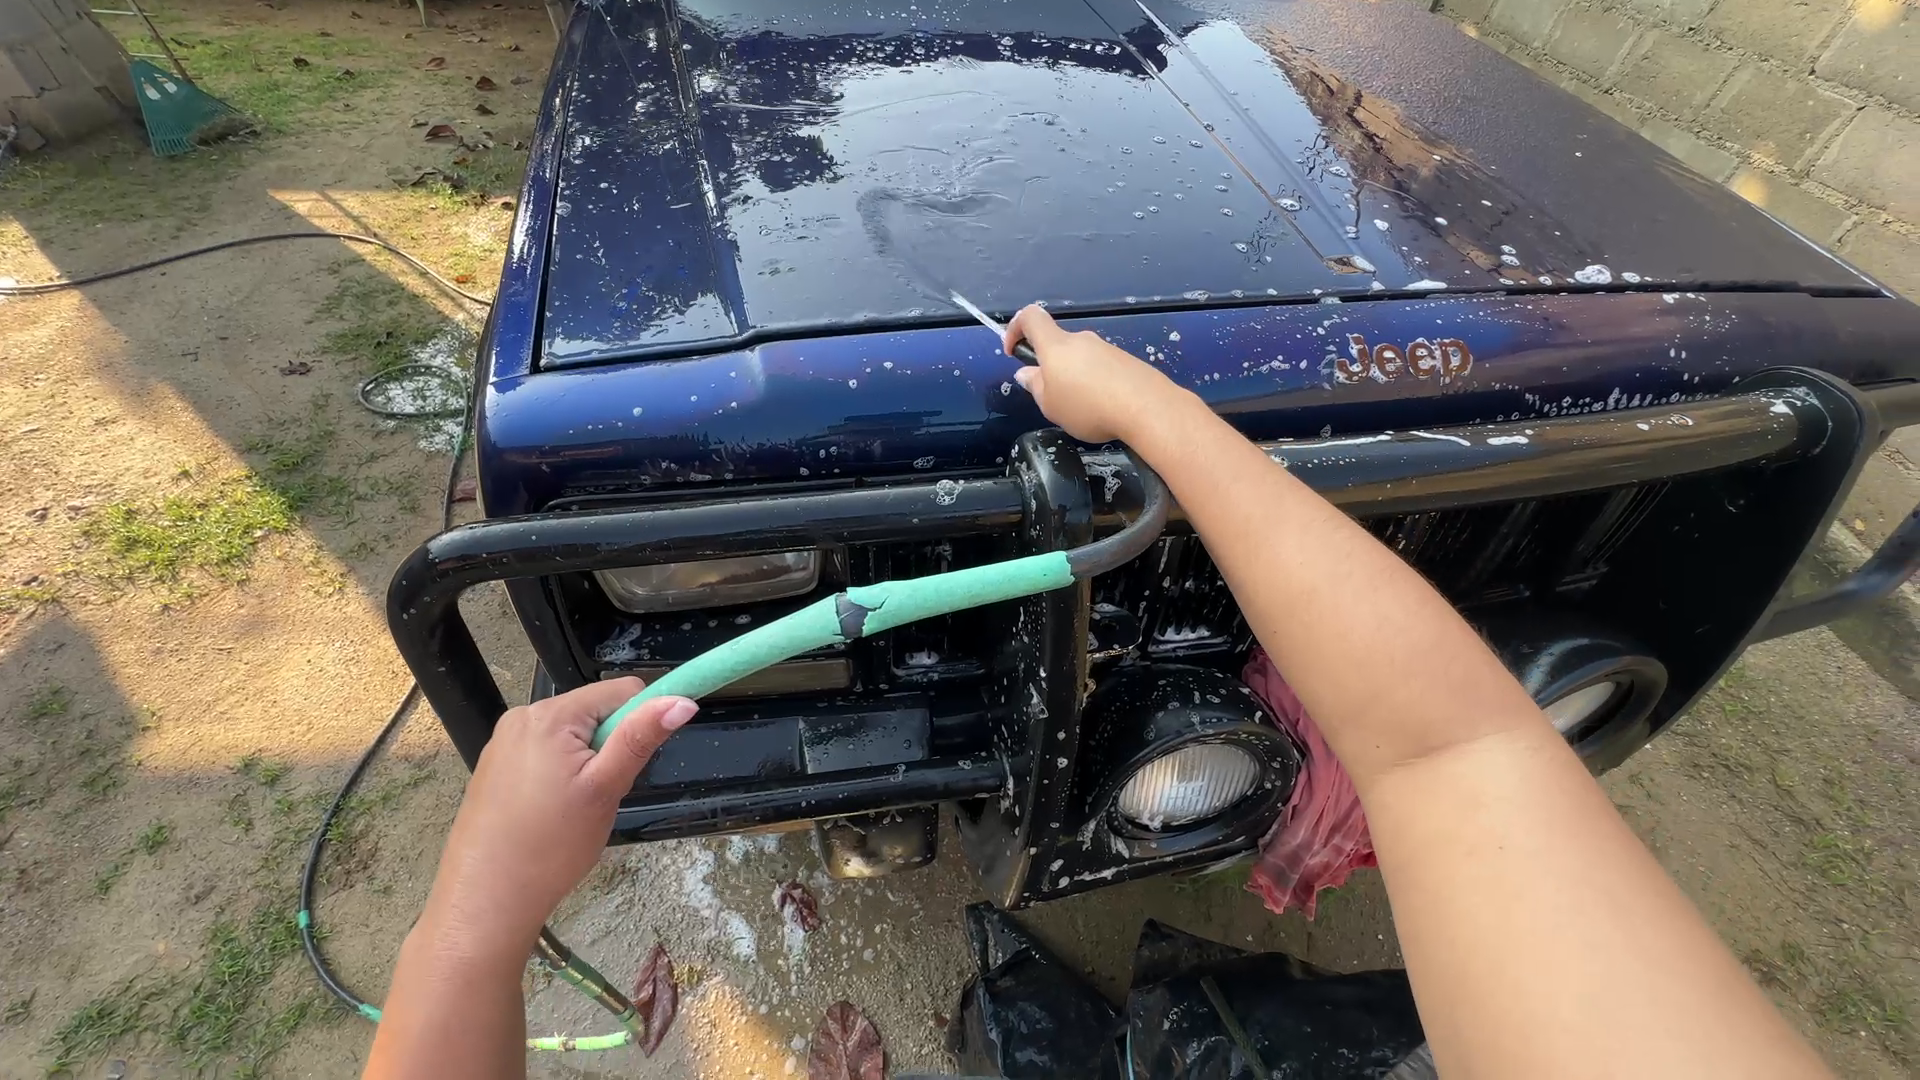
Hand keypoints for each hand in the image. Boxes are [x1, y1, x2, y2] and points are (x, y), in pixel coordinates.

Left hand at [422, 679, 697, 949]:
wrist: (484, 905)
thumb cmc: (551, 846)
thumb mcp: (607, 788)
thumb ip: (641, 737)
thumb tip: (683, 700)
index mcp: (551, 715)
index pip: (623, 691)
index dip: (641, 722)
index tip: (631, 766)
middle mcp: (523, 717)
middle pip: (596, 711)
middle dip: (611, 746)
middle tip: (601, 793)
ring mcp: (505, 742)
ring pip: (575, 733)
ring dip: (589, 760)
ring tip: (577, 805)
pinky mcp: (496, 766)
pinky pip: (549, 751)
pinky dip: (563, 772)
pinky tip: (553, 811)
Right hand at [1004, 304, 1186, 443]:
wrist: (1147, 407)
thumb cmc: (1088, 407)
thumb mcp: (1051, 405)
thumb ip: (1035, 386)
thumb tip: (1026, 373)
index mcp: (1056, 346)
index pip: (1030, 317)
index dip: (1015, 329)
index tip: (1012, 352)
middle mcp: (1081, 340)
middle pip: (1057, 343)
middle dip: (1049, 366)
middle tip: (1052, 397)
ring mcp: (1106, 348)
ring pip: (1080, 357)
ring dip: (1073, 377)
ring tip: (1080, 408)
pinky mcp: (1126, 361)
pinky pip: (1101, 367)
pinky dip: (1094, 383)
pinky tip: (1103, 407)